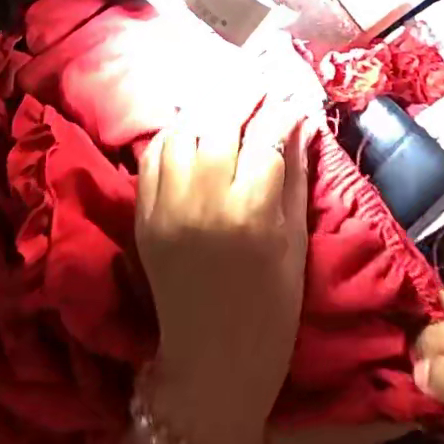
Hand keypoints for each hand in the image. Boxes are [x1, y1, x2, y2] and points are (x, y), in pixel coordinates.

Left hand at [136, 94, 312, 443]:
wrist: (212, 361)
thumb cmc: (271, 307)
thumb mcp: (295, 242)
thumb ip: (295, 175)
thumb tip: (299, 122)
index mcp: (252, 214)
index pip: (268, 137)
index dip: (283, 110)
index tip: (292, 97)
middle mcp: (205, 202)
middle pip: (220, 122)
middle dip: (244, 93)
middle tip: (259, 82)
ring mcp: (167, 206)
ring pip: (182, 130)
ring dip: (207, 106)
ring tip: (226, 97)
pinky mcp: (143, 214)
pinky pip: (154, 154)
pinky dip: (174, 132)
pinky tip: (192, 124)